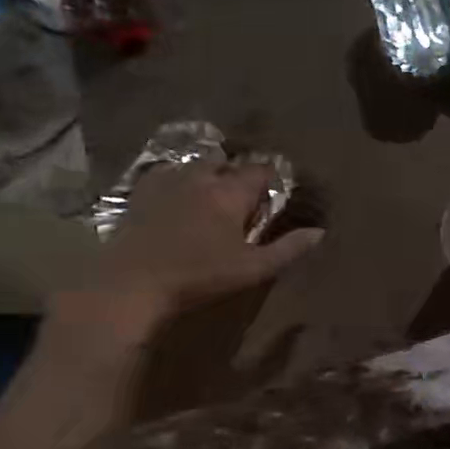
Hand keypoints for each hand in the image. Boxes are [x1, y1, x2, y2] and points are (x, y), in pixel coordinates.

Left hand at [88, 158, 323, 319]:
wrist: (129, 286)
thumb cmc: (199, 277)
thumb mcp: (253, 268)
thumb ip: (288, 249)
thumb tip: (320, 232)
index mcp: (230, 193)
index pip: (260, 171)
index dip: (271, 177)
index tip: (277, 189)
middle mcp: (200, 179)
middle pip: (225, 161)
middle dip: (237, 171)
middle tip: (244, 192)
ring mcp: (166, 184)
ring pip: (193, 165)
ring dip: (207, 172)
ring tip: (212, 190)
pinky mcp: (138, 195)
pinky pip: (163, 175)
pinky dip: (176, 179)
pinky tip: (176, 195)